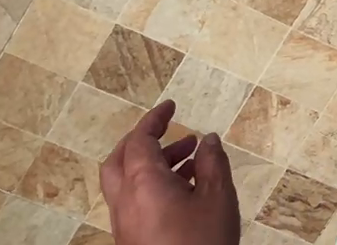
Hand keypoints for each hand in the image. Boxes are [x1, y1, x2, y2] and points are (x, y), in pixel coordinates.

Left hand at [100, 100, 240, 244]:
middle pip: (118, 162)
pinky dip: (155, 182)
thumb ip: (213, 161)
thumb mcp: (218, 194)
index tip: (171, 104)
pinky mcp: (132, 240)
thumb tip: (207, 139)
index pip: (138, 142)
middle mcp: (125, 203)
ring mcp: (125, 225)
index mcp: (143, 185)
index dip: (153, 119)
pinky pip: (136, 200)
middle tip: (168, 126)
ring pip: (126, 183)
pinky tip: (189, 184)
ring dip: (154, 161)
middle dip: (140, 140)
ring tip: (192, 153)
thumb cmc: (203, 239)